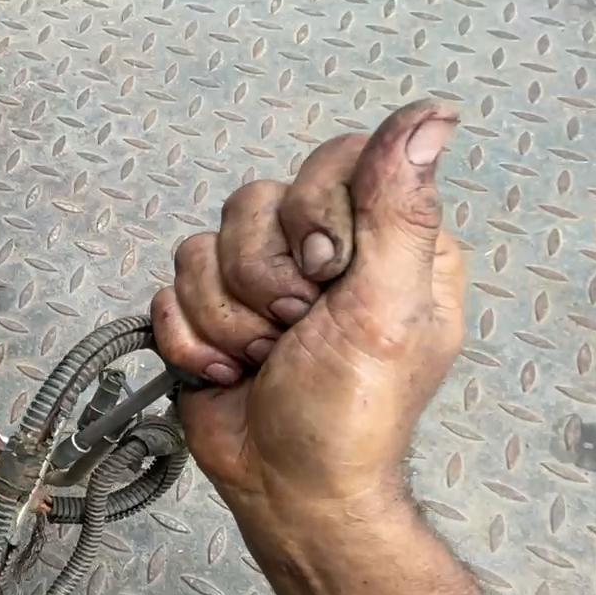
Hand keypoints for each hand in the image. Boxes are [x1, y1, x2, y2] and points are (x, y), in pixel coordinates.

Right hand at [150, 100, 466, 552]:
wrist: (282, 482)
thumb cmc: (349, 411)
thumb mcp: (386, 312)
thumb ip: (396, 213)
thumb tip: (429, 112)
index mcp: (379, 240)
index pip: (333, 161)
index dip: (312, 211)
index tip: (326, 273)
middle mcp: (310, 251)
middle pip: (251, 204)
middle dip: (261, 281)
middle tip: (292, 330)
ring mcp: (248, 283)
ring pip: (197, 250)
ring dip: (223, 320)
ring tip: (257, 360)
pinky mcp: (200, 314)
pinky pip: (166, 294)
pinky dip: (188, 342)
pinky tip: (222, 372)